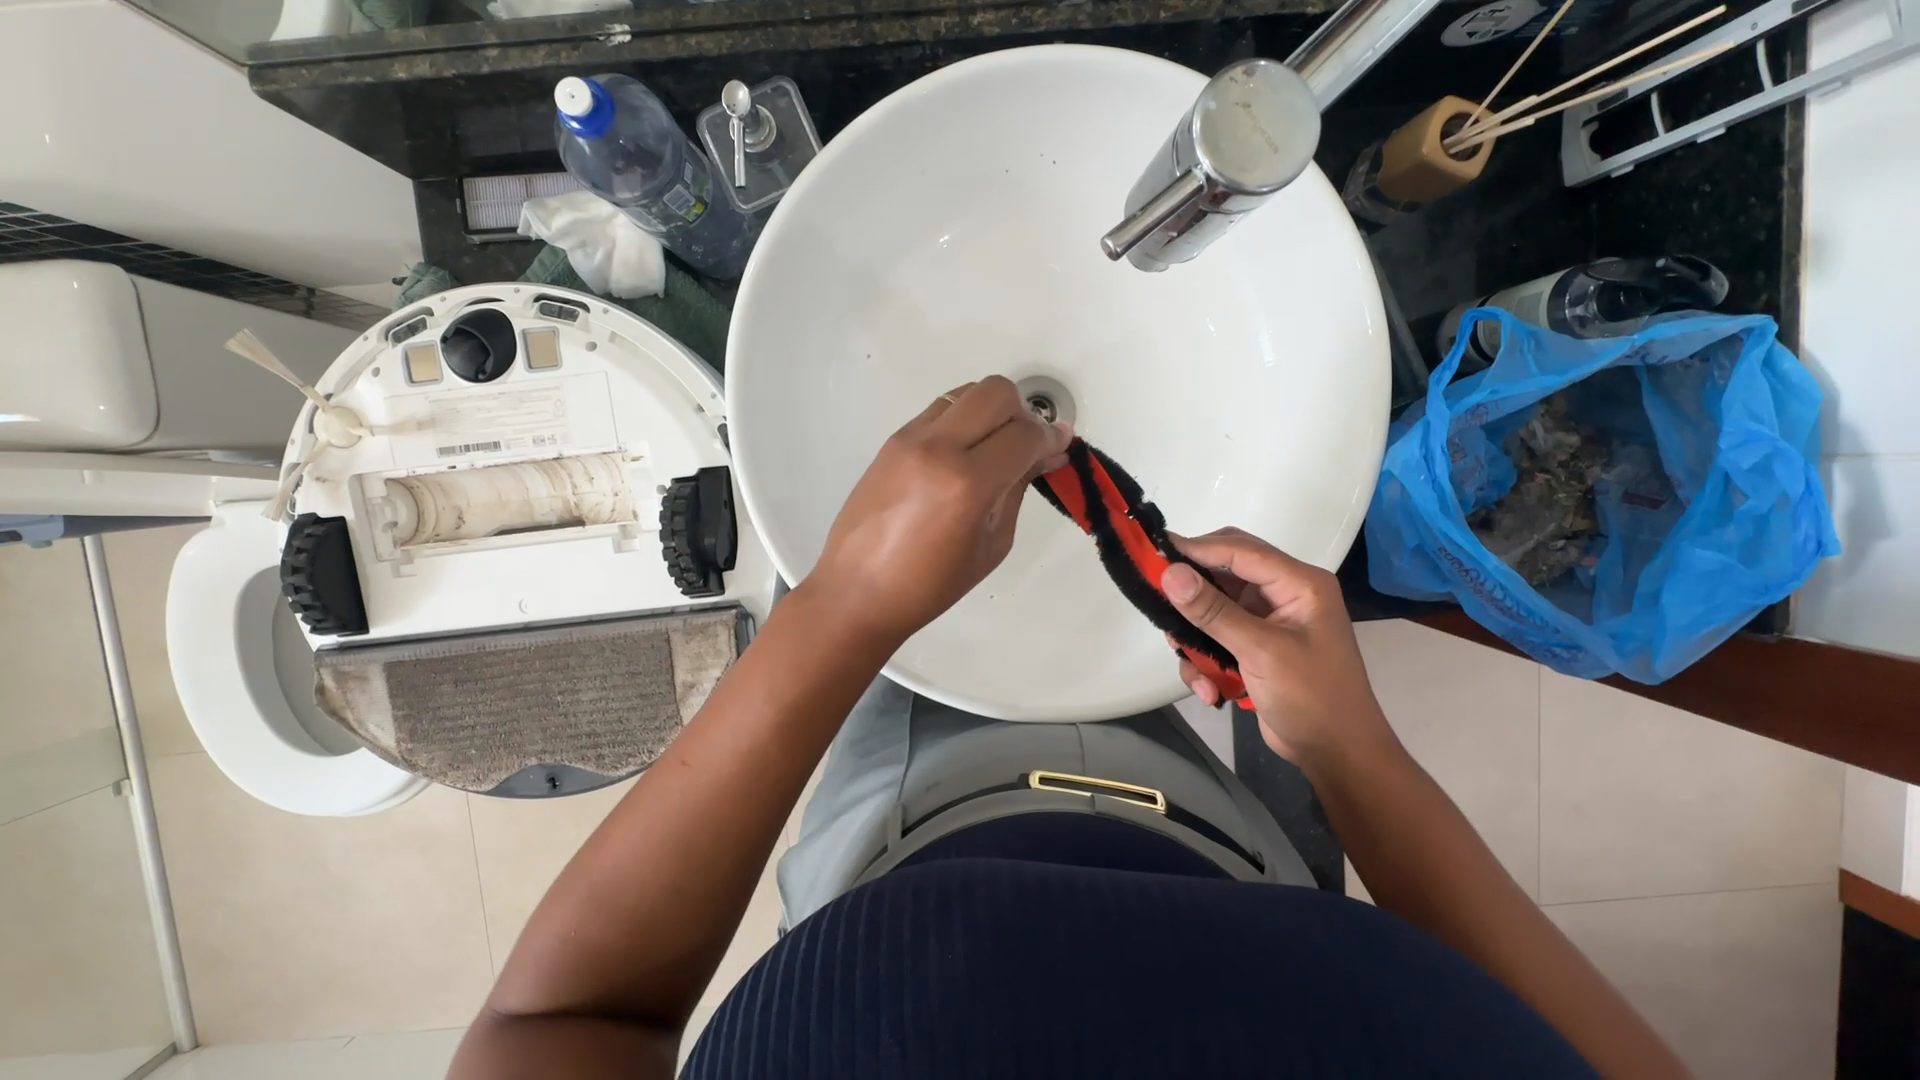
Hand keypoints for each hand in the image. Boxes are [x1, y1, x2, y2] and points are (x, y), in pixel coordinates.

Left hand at [806, 376, 1071, 644]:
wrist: (857, 591)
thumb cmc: (930, 585)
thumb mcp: (993, 543)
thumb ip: (1019, 489)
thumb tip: (1046, 453)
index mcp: (967, 483)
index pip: (1025, 433)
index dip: (1051, 437)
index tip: (1060, 447)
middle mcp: (937, 448)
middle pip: (997, 392)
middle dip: (1023, 413)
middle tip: (1025, 447)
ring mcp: (910, 438)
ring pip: (966, 393)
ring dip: (991, 412)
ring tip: (992, 451)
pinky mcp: (892, 440)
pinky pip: (940, 410)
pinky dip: (963, 421)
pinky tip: (962, 457)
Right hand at [1159, 528, 1394, 765]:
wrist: (1337, 754)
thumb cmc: (1312, 697)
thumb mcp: (1261, 651)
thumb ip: (1213, 612)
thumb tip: (1170, 573)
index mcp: (1299, 583)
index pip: (1240, 550)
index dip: (1196, 548)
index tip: (1152, 552)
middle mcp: (1283, 593)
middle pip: (1224, 572)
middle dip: (1193, 592)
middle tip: (1157, 599)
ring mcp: (1269, 621)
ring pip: (1214, 608)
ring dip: (1196, 636)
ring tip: (1187, 658)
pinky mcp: (1255, 647)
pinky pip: (1216, 638)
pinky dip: (1206, 661)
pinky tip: (1209, 689)